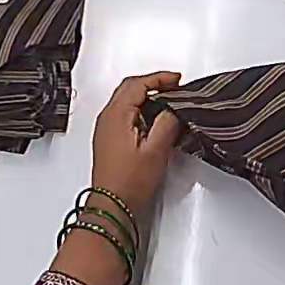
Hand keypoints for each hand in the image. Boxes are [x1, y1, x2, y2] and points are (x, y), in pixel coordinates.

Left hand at [91, 72, 182, 214]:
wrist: (112, 205)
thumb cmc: (128, 182)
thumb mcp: (156, 150)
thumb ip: (167, 123)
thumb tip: (175, 108)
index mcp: (115, 115)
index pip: (137, 84)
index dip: (160, 78)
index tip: (176, 80)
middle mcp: (107, 119)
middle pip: (130, 89)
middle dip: (154, 84)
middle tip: (174, 87)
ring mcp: (107, 129)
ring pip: (128, 101)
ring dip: (149, 98)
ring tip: (169, 103)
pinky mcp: (111, 139)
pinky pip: (126, 115)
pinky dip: (143, 110)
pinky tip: (156, 121)